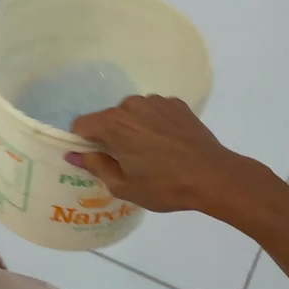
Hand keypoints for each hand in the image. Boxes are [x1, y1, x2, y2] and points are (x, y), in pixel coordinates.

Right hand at [69, 95, 282, 222]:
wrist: (214, 176)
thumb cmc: (165, 186)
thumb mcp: (123, 186)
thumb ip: (95, 165)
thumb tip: (73, 154)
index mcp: (114, 124)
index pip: (82, 124)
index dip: (82, 141)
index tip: (95, 158)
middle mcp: (132, 105)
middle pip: (108, 118)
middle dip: (110, 136)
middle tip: (126, 161)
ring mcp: (156, 101)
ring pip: (131, 113)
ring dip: (133, 128)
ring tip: (150, 153)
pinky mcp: (176, 104)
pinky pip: (153, 111)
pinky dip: (154, 124)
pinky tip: (168, 144)